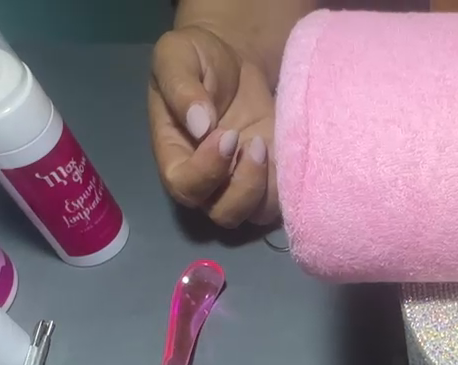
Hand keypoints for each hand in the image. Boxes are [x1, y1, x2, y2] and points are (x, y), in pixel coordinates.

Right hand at [148, 23, 278, 227]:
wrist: (234, 62)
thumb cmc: (199, 60)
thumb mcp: (177, 56)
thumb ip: (180, 87)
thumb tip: (199, 125)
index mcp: (175, 156)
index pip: (185, 187)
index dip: (207, 171)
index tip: (228, 134)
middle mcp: (206, 182)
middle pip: (223, 214)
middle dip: (242, 186)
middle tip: (253, 142)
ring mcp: (238, 185)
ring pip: (252, 215)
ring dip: (263, 188)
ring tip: (264, 144)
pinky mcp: (267, 182)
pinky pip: (277, 204)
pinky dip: (283, 187)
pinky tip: (280, 154)